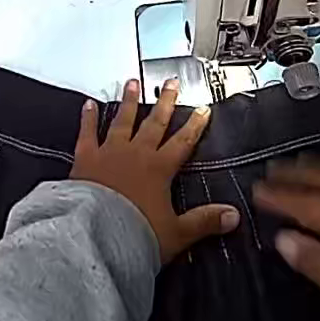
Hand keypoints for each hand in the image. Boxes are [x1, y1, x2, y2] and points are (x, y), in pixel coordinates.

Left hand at [72, 78, 239, 263]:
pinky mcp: (86, 159)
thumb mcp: (176, 233)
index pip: (183, 142)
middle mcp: (136, 153)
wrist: (95, 237)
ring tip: (133, 83)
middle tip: (171, 83)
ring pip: (123, 120)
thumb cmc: (134, 236)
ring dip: (129, 101)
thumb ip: (204, 221)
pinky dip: (88, 119)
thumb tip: (232, 216)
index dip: (195, 125)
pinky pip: (88, 133)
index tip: (202, 109)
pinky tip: (88, 104)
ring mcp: (110, 152)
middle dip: (165, 102)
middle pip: (155, 123)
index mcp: (159, 169)